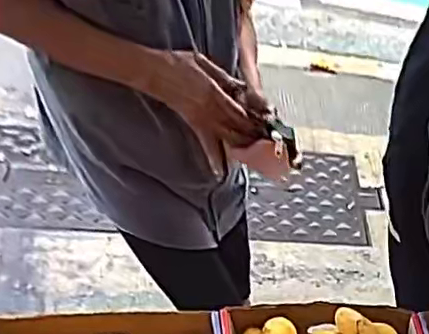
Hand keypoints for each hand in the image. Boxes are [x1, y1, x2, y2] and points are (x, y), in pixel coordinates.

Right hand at [144, 50, 268, 173]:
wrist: (154, 71)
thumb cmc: (179, 65)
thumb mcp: (203, 63)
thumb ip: (225, 79)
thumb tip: (243, 89)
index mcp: (215, 94)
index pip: (244, 114)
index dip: (259, 123)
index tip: (271, 129)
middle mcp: (213, 111)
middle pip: (242, 130)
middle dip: (259, 140)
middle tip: (274, 148)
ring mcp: (205, 121)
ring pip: (231, 140)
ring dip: (247, 151)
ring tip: (262, 160)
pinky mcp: (197, 127)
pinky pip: (208, 147)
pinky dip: (215, 161)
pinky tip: (220, 174)